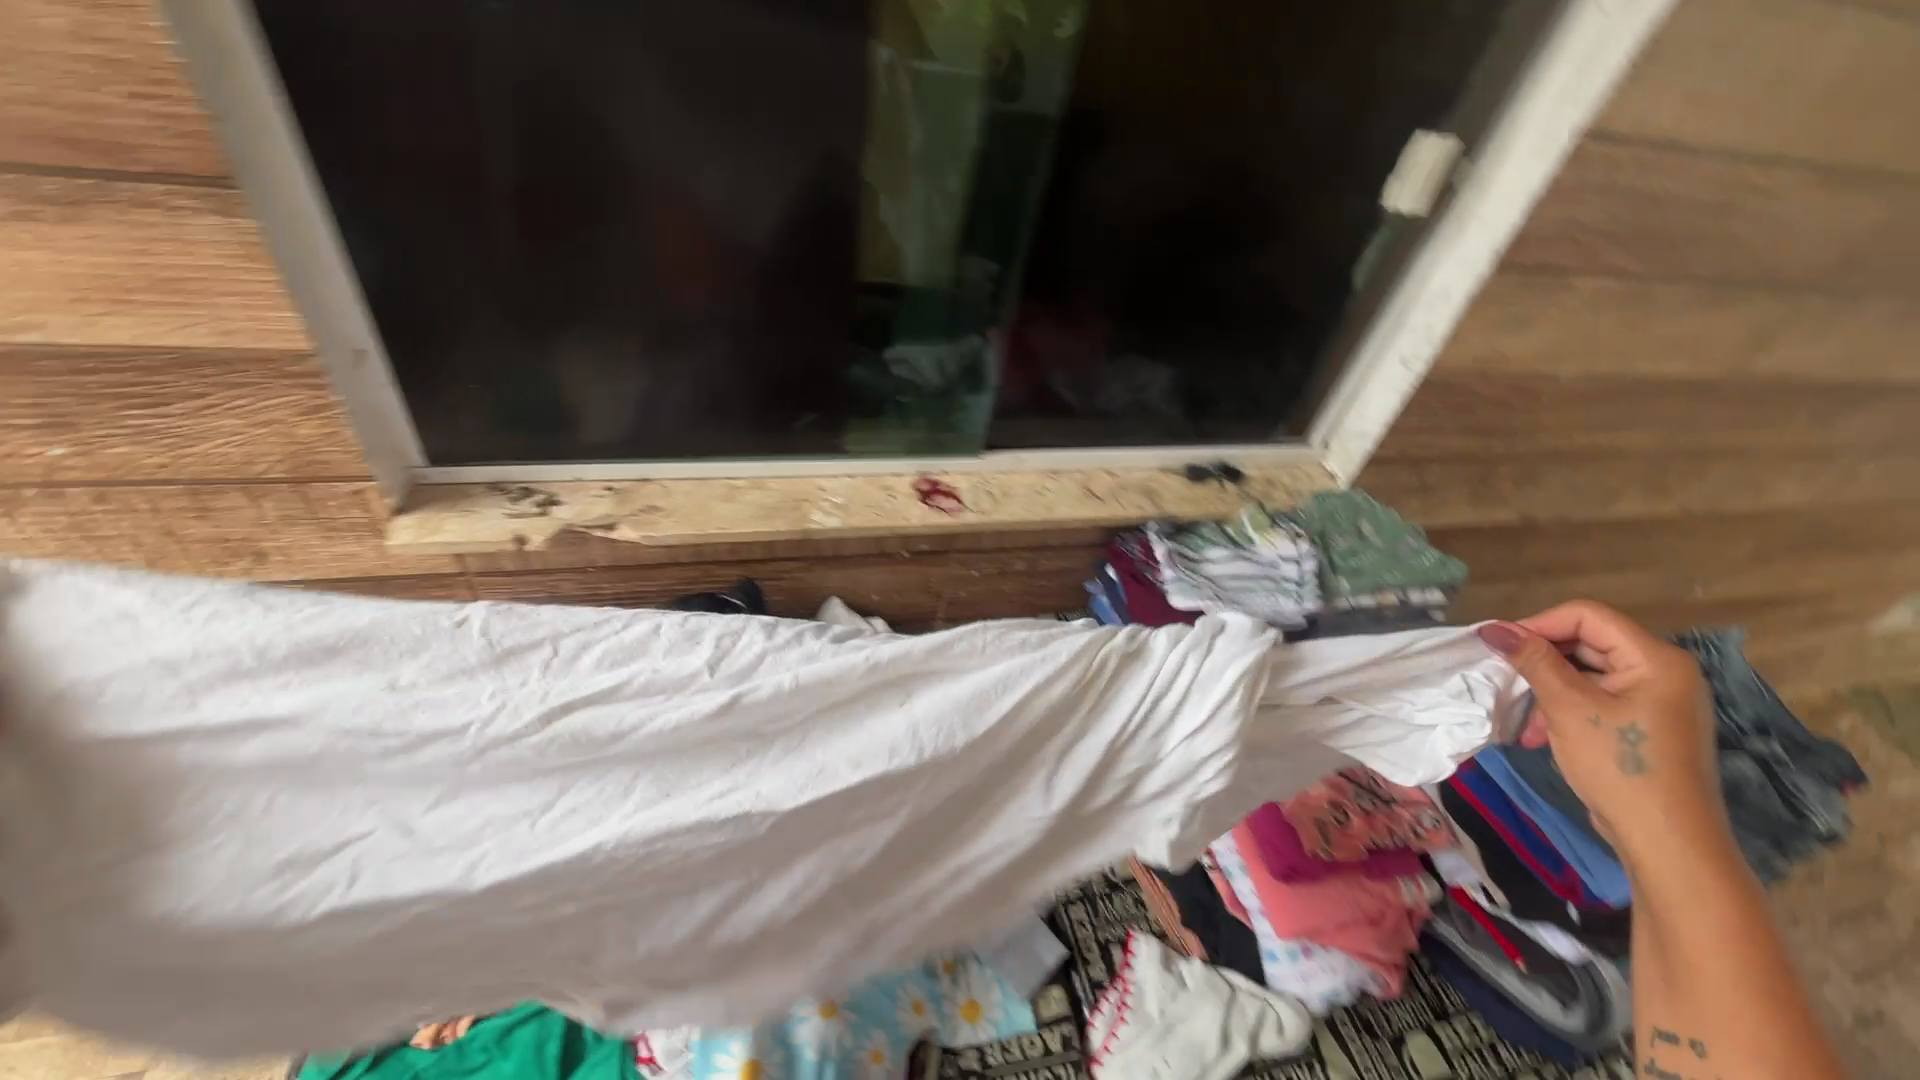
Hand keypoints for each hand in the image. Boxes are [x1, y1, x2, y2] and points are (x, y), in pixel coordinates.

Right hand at [1475, 601, 1728, 864]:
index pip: (1587, 616)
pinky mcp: (1646, 724)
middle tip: (1503, 679)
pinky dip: (1565, 708)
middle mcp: (1663, 671)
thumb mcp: (1569, 709)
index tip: (1498, 645)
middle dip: (1541, 660)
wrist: (1667, 840)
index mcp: (1656, 658)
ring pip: (1588, 673)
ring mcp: (1657, 699)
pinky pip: (1598, 698)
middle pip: (1588, 643)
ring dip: (1548, 688)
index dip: (1538, 624)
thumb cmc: (1620, 766)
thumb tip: (1493, 628)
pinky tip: (1540, 734)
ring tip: (1521, 718)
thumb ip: (1533, 662)